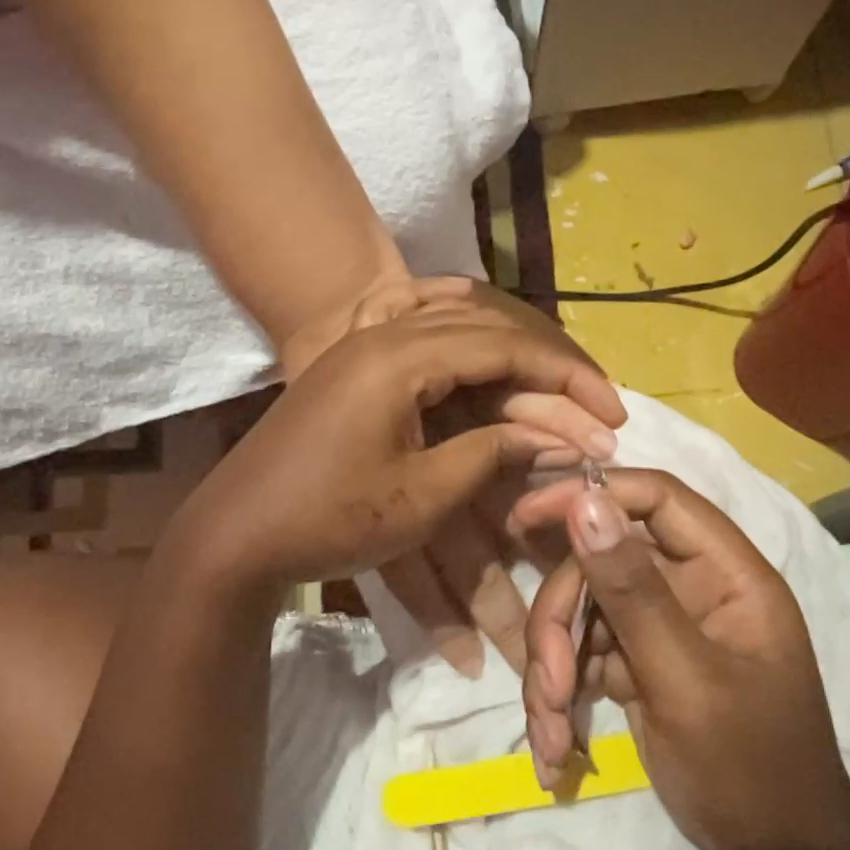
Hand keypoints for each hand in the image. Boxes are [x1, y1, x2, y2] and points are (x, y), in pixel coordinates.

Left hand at [168, 311, 625, 590]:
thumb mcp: (421, 497)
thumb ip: (490, 453)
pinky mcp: (346, 363)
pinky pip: (407, 319)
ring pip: (448, 319)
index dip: (565, 377)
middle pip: (483, 326)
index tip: (612, 410)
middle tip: (596, 399)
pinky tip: (467, 317)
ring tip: (551, 373)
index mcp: (400, 359)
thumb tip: (551, 436)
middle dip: (545, 362)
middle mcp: (380, 334)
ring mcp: (358, 344)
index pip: (504, 347)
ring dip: (504, 343)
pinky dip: (448, 318)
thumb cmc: (329, 519)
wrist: (237, 532)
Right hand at [510, 470, 849, 849]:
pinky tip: (556, 748)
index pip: (654, 499)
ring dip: (550, 672)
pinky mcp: (634, 664)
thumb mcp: (686, 679)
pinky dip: (558, 698)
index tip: (525, 517)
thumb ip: (633, 591)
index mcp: (725, 574)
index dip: (589, 495)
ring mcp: (658, 628)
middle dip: (559, 626)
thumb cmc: (752, 768)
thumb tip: (585, 501)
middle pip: (598, 565)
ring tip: (551, 739)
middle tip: (545, 688)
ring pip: (579, 614)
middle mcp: (690, 588)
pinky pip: (578, 656)